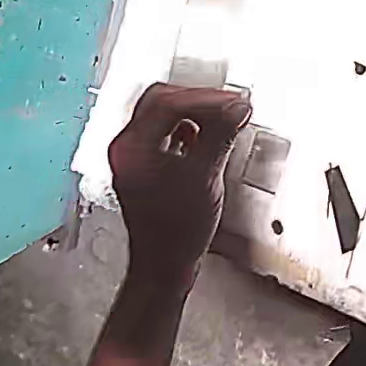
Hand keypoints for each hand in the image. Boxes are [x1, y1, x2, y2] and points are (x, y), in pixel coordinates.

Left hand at [107, 83, 251, 282]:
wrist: (165, 266)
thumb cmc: (175, 233)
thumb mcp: (204, 178)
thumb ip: (220, 136)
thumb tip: (237, 107)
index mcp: (131, 147)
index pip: (166, 103)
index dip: (204, 98)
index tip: (232, 102)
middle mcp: (128, 148)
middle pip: (162, 103)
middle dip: (199, 100)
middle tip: (230, 104)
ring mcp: (137, 157)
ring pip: (165, 116)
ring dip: (196, 113)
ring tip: (225, 118)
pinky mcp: (149, 166)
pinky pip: (169, 134)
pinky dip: (192, 129)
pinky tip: (211, 137)